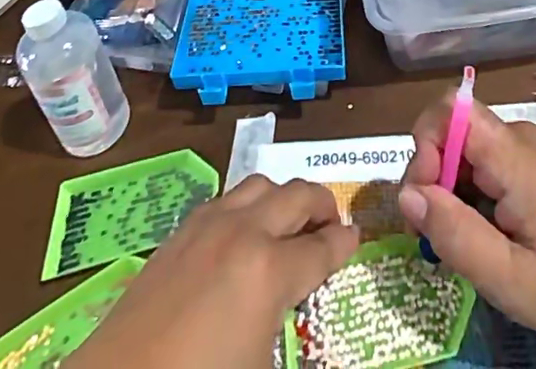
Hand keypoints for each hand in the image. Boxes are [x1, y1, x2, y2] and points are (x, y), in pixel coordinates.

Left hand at [67, 175, 359, 368]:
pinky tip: (245, 233)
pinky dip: (249, 205)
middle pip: (297, 196)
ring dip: (283, 198)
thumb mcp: (263, 363)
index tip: (356, 238)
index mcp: (269, 270)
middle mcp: (243, 232)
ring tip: (290, 223)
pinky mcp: (180, 230)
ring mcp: (207, 224)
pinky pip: (227, 198)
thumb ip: (288, 320)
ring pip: (260, 185)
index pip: (323, 248)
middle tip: (331, 225)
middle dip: (322, 205)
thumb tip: (296, 302)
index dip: (345, 243)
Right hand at [396, 96, 535, 355]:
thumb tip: (405, 196)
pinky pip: (476, 162)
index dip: (425, 144)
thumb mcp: (509, 279)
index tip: (426, 198)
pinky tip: (477, 232)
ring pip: (458, 149)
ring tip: (458, 241)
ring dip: (444, 190)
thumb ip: (455, 234)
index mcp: (514, 155)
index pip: (450, 109)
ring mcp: (522, 149)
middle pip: (448, 131)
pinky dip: (463, 193)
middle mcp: (516, 137)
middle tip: (435, 235)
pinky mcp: (526, 164)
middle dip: (429, 177)